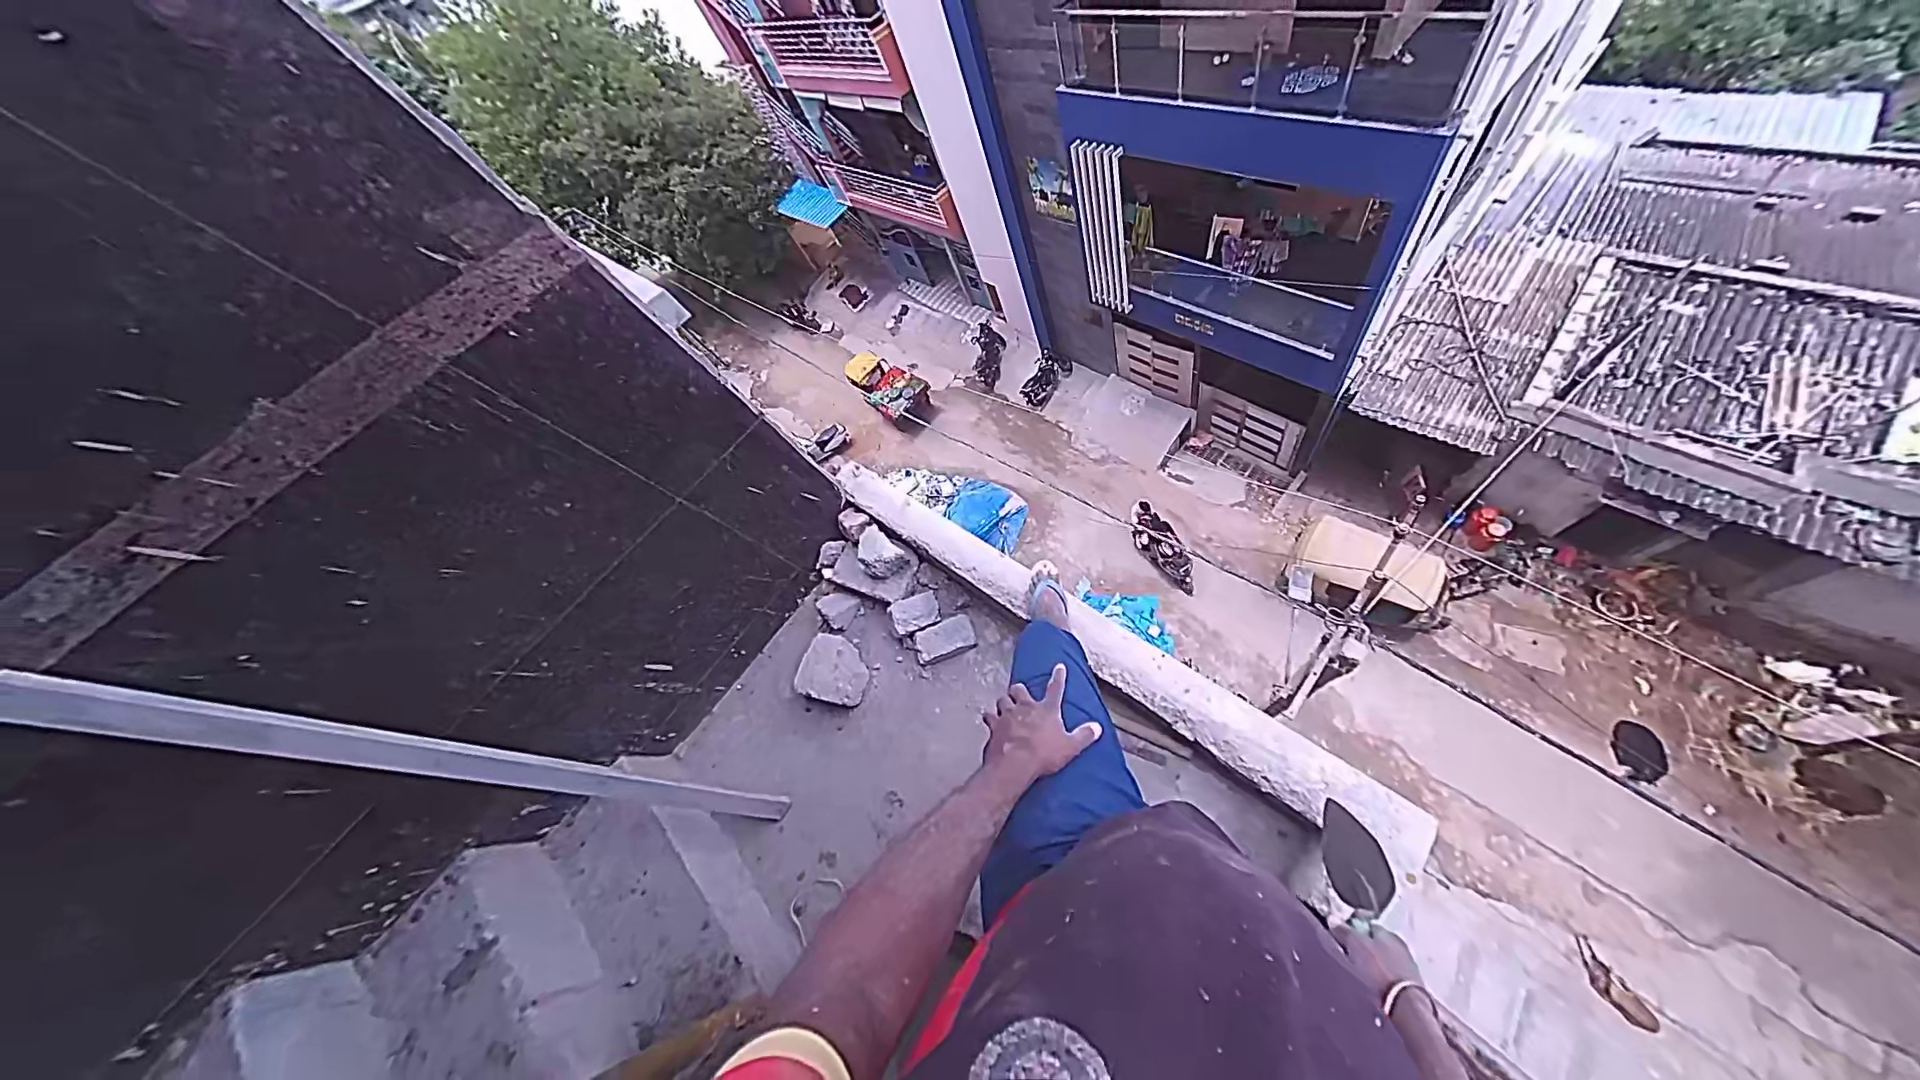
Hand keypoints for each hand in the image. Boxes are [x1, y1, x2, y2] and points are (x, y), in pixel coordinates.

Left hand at [982, 664, 1099, 783]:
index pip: (1055, 688)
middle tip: (1020, 693)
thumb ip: (1084, 735)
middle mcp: (1026, 707)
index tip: (1059, 667)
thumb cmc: (1044, 754)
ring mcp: (1007, 714)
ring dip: (1004, 702)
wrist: (1016, 764)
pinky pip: (989, 716)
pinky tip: (990, 719)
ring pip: (1002, 699)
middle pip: (1020, 689)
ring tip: (1005, 705)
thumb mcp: (1071, 747)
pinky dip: (989, 717)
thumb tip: (1097, 727)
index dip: (1058, 677)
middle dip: (1019, 690)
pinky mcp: (994, 725)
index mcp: (1047, 710)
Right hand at [1333, 923, 1422, 1001]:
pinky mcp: (1409, 982)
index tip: (1338, 931)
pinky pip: (1387, 970)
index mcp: (1387, 932)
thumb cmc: (1379, 969)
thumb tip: (1332, 918)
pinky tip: (1371, 979)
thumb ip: (1344, 930)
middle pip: (1374, 938)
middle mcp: (1398, 944)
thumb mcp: (1356, 945)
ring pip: (1381, 955)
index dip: (1350, 924)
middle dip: (1361, 942)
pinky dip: (1378, 972)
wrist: (1406, 1003)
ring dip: (1370, 958)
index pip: (1365, 921)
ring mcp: (1406, 964)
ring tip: (1357, 966)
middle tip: (1346, 950)